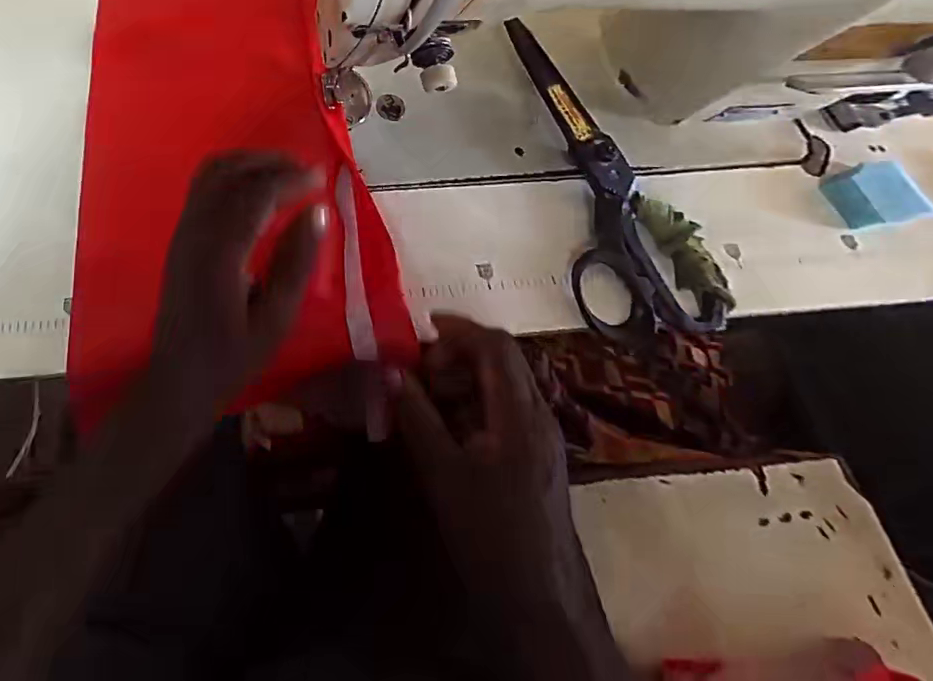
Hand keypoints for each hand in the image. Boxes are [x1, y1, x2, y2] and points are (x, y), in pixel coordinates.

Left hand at [138, 151, 325, 430]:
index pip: (256, 194)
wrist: (178, 377)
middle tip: (306, 170)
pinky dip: (233, 176)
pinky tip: (256, 191)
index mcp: (219, 251)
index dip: (290, 178)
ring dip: (249, 163)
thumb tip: (318, 211)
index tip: (322, 177)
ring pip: (211, 174)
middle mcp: (195, 230)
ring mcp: (183, 230)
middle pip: (229, 172)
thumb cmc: (231, 356)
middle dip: (269, 162)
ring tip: (285, 173)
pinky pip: (203, 188)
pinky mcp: (180, 236)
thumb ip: (296, 262)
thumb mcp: (275, 319)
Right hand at [391, 314, 623, 679]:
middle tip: (415, 371)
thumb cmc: (490, 533)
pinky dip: (471, 405)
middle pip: (501, 360)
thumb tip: (390, 370)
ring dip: (461, 380)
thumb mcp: (442, 471)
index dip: (457, 329)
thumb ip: (416, 415)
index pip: (495, 346)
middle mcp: (538, 416)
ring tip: (423, 400)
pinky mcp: (535, 457)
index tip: (417, 333)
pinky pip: (502, 411)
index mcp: (520, 414)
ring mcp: (540, 437)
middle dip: (454, 355)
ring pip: (501, 385)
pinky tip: (444, 430)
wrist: (541, 603)